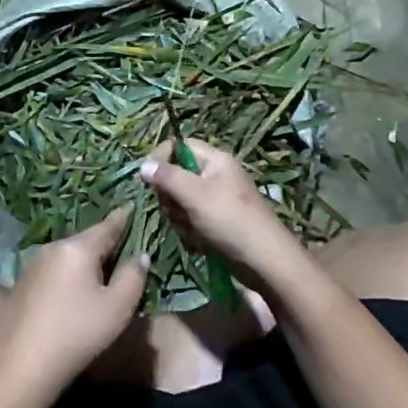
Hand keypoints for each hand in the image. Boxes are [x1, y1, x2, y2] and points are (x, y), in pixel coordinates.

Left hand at [0, 207, 147, 397]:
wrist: (21, 365)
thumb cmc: (77, 333)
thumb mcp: (117, 307)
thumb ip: (133, 276)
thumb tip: (140, 255)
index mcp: (77, 248)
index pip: (107, 225)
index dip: (123, 217)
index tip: (133, 205)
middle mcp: (53, 248)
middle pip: (87, 240)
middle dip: (107, 242)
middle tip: (128, 243)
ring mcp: (34, 265)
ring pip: (70, 255)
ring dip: (88, 260)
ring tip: (106, 268)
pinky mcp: (23, 284)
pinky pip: (57, 269)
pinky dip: (72, 273)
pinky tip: (78, 289)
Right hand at [138, 139, 305, 290]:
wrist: (263, 261)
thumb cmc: (230, 220)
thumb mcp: (195, 195)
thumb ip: (167, 177)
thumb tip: (144, 165)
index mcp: (215, 160)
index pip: (179, 146)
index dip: (161, 158)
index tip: (148, 179)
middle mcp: (215, 176)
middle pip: (176, 176)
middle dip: (171, 197)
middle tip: (179, 209)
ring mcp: (215, 200)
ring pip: (180, 201)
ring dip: (180, 218)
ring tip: (193, 229)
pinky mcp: (215, 222)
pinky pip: (190, 220)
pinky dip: (190, 231)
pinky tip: (199, 242)